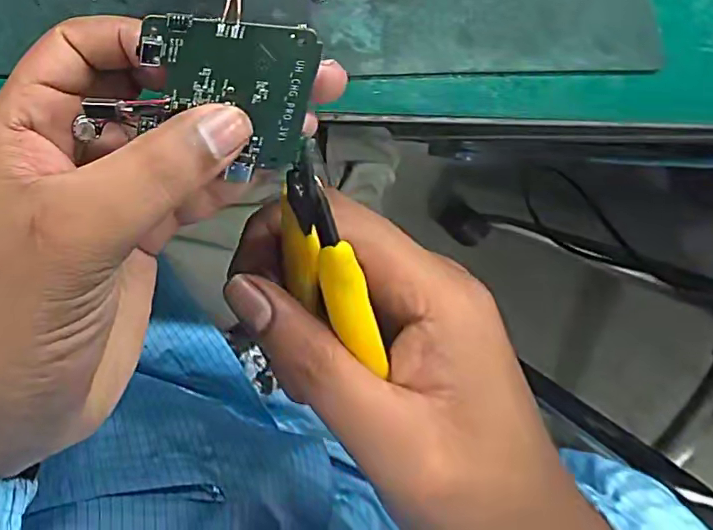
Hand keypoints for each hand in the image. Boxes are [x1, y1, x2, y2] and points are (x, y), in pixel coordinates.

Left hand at [0, 16, 348, 476]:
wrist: (11, 411)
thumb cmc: (19, 307)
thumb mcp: (77, 230)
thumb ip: (154, 171)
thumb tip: (232, 114)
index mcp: (28, 123)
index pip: (75, 49)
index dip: (129, 37)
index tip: (193, 48)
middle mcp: (68, 142)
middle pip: (137, 88)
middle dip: (200, 78)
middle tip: (276, 69)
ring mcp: (107, 186)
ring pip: (170, 138)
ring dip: (227, 126)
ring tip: (297, 109)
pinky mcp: (137, 227)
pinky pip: (186, 186)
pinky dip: (226, 175)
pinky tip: (273, 160)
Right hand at [224, 189, 605, 529]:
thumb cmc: (472, 495)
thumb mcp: (384, 435)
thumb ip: (310, 358)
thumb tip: (240, 287)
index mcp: (434, 288)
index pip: (337, 216)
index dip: (280, 231)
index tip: (246, 285)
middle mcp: (427, 276)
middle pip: (329, 237)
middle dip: (283, 279)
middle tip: (270, 343)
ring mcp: (421, 297)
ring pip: (329, 270)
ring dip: (296, 311)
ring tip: (299, 375)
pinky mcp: (412, 321)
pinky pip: (343, 299)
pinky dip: (315, 328)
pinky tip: (321, 376)